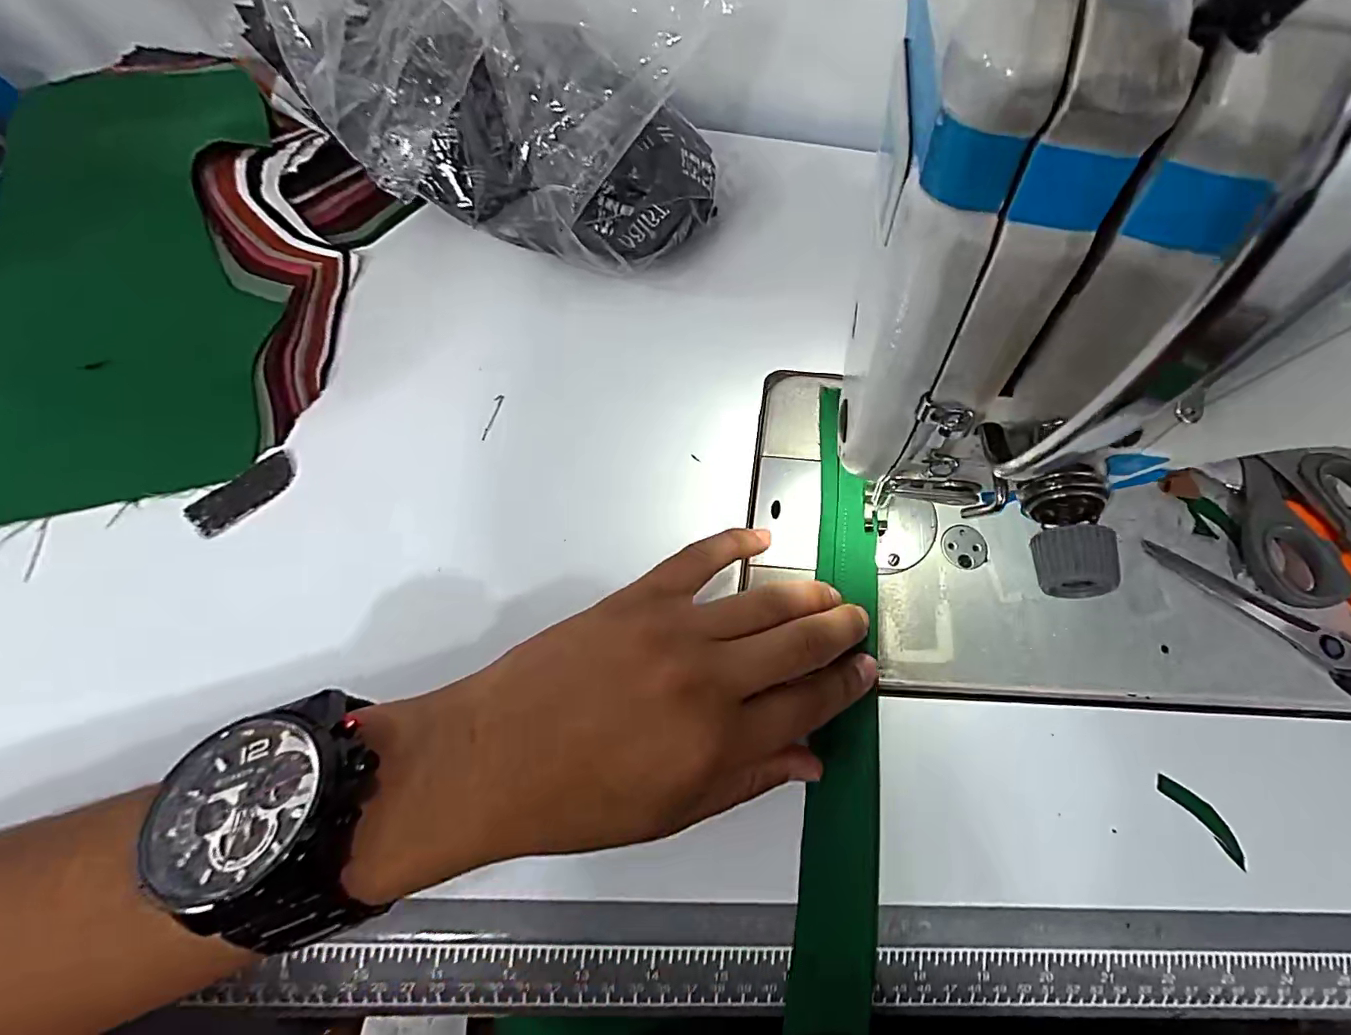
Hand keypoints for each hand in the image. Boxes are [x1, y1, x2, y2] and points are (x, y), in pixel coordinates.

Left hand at [344, 529, 874, 899]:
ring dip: (807, 595)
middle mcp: (710, 681)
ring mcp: (675, 631)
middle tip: (857, 622)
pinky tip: (761, 538)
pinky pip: (698, 559)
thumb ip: (751, 779)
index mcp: (721, 741)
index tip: (864, 671)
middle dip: (840, 631)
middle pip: (799, 644)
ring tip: (829, 594)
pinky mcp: (639, 598)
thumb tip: (812, 760)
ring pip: (764, 601)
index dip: (844, 686)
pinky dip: (734, 541)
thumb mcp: (673, 812)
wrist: (487, 761)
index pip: (808, 703)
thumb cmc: (580, 801)